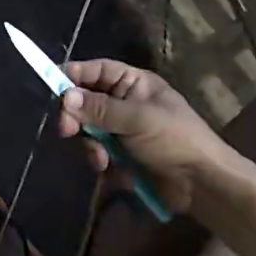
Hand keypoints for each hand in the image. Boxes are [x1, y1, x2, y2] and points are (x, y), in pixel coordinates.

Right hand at [56, 59, 235, 213]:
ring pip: (90, 132)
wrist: (203, 184)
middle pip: (86, 103)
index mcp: (134, 84)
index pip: (97, 71)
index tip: (52, 85)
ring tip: (103, 161)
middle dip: (77, 118)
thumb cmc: (175, 139)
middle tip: (67, 131)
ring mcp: (124, 132)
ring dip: (92, 147)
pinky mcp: (124, 158)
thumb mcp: (137, 119)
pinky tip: (117, 174)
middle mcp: (126, 104)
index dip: (74, 76)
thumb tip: (65, 97)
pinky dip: (105, 166)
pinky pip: (100, 155)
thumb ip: (99, 109)